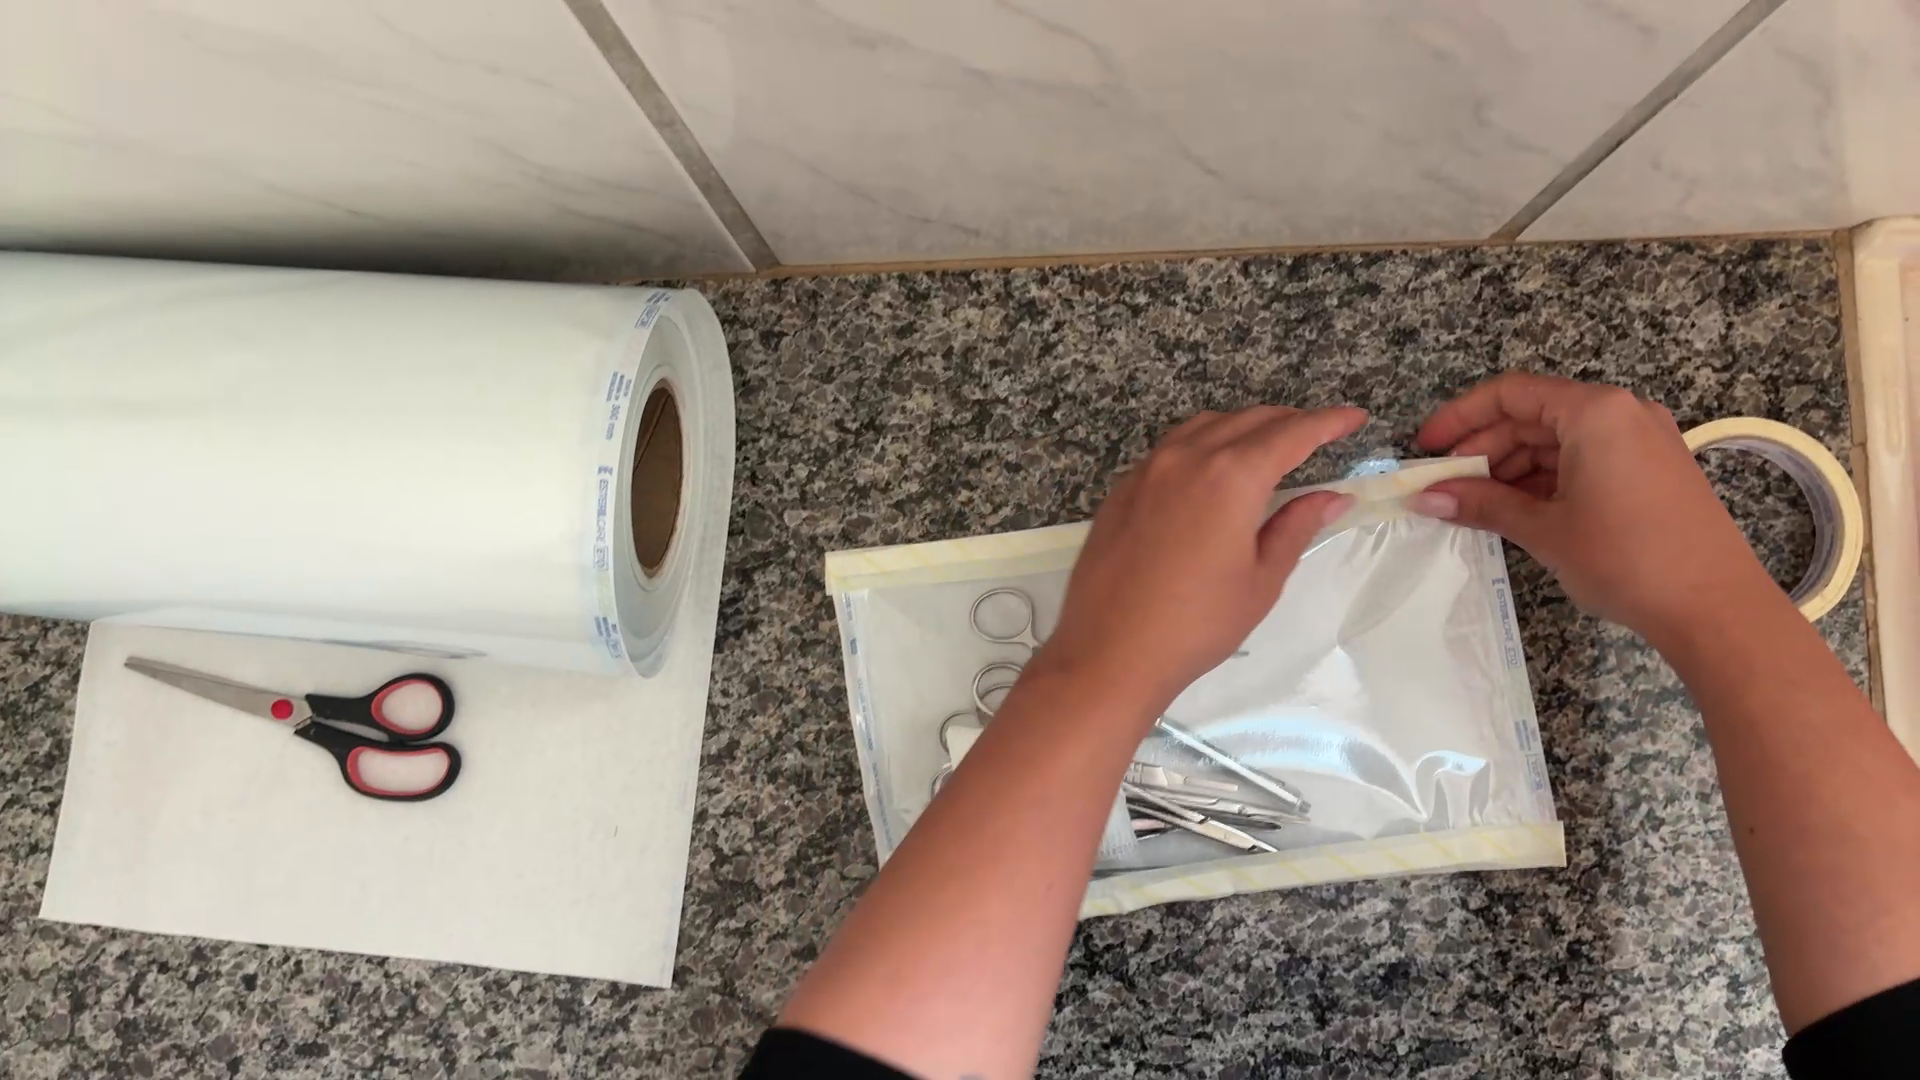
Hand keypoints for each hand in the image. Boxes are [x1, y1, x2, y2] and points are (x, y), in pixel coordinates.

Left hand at [1035, 405, 1365, 712]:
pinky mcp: (1119, 491)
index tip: (1354, 417)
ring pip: (1202, 428)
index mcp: (1229, 476)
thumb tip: (1332, 497)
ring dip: (1240, 428)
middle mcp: (1184, 459)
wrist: (1108, 650)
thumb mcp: (1260, 580)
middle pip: (1246, 422)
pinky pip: (1168, 450)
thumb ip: (1296, 527)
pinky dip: (1200, 446)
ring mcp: (1145, 472)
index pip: (1290, 433)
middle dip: (1287, 422)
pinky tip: (1208, 473)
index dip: (1328, 422)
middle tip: (1316, 436)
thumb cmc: (1195, 624)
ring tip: (1265, 449)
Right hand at [1408, 372, 1773, 638]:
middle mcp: (1620, 416)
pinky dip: (1537, 480)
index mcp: (1596, 414)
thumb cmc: (1626, 557)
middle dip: (1479, 449)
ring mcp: (1637, 443)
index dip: (1458, 417)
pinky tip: (1511, 510)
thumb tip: (1422, 498)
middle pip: (1529, 417)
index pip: (1509, 394)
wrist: (1716, 608)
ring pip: (1550, 441)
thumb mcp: (1541, 528)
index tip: (1425, 448)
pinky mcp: (1645, 472)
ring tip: (1471, 504)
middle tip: (1442, 485)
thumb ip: (1479, 504)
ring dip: (1505, 469)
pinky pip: (1576, 460)